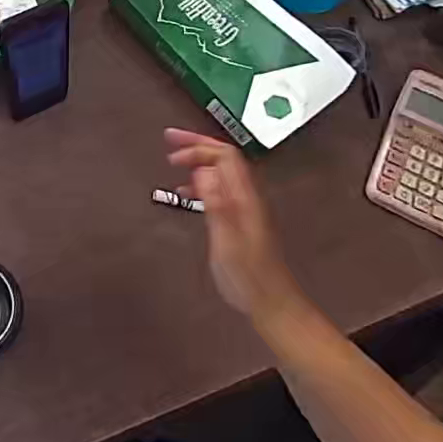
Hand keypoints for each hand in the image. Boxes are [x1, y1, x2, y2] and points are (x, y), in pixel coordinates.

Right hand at [165, 128, 302, 318]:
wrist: (273, 303)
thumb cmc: (247, 276)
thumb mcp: (226, 240)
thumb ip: (216, 204)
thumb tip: (203, 171)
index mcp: (244, 198)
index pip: (225, 157)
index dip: (199, 148)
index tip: (172, 152)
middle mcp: (247, 197)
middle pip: (225, 158)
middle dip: (197, 144)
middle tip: (170, 138)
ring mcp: (245, 207)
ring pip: (222, 171)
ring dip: (198, 160)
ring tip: (174, 159)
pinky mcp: (239, 219)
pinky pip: (219, 188)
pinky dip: (200, 181)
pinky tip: (186, 192)